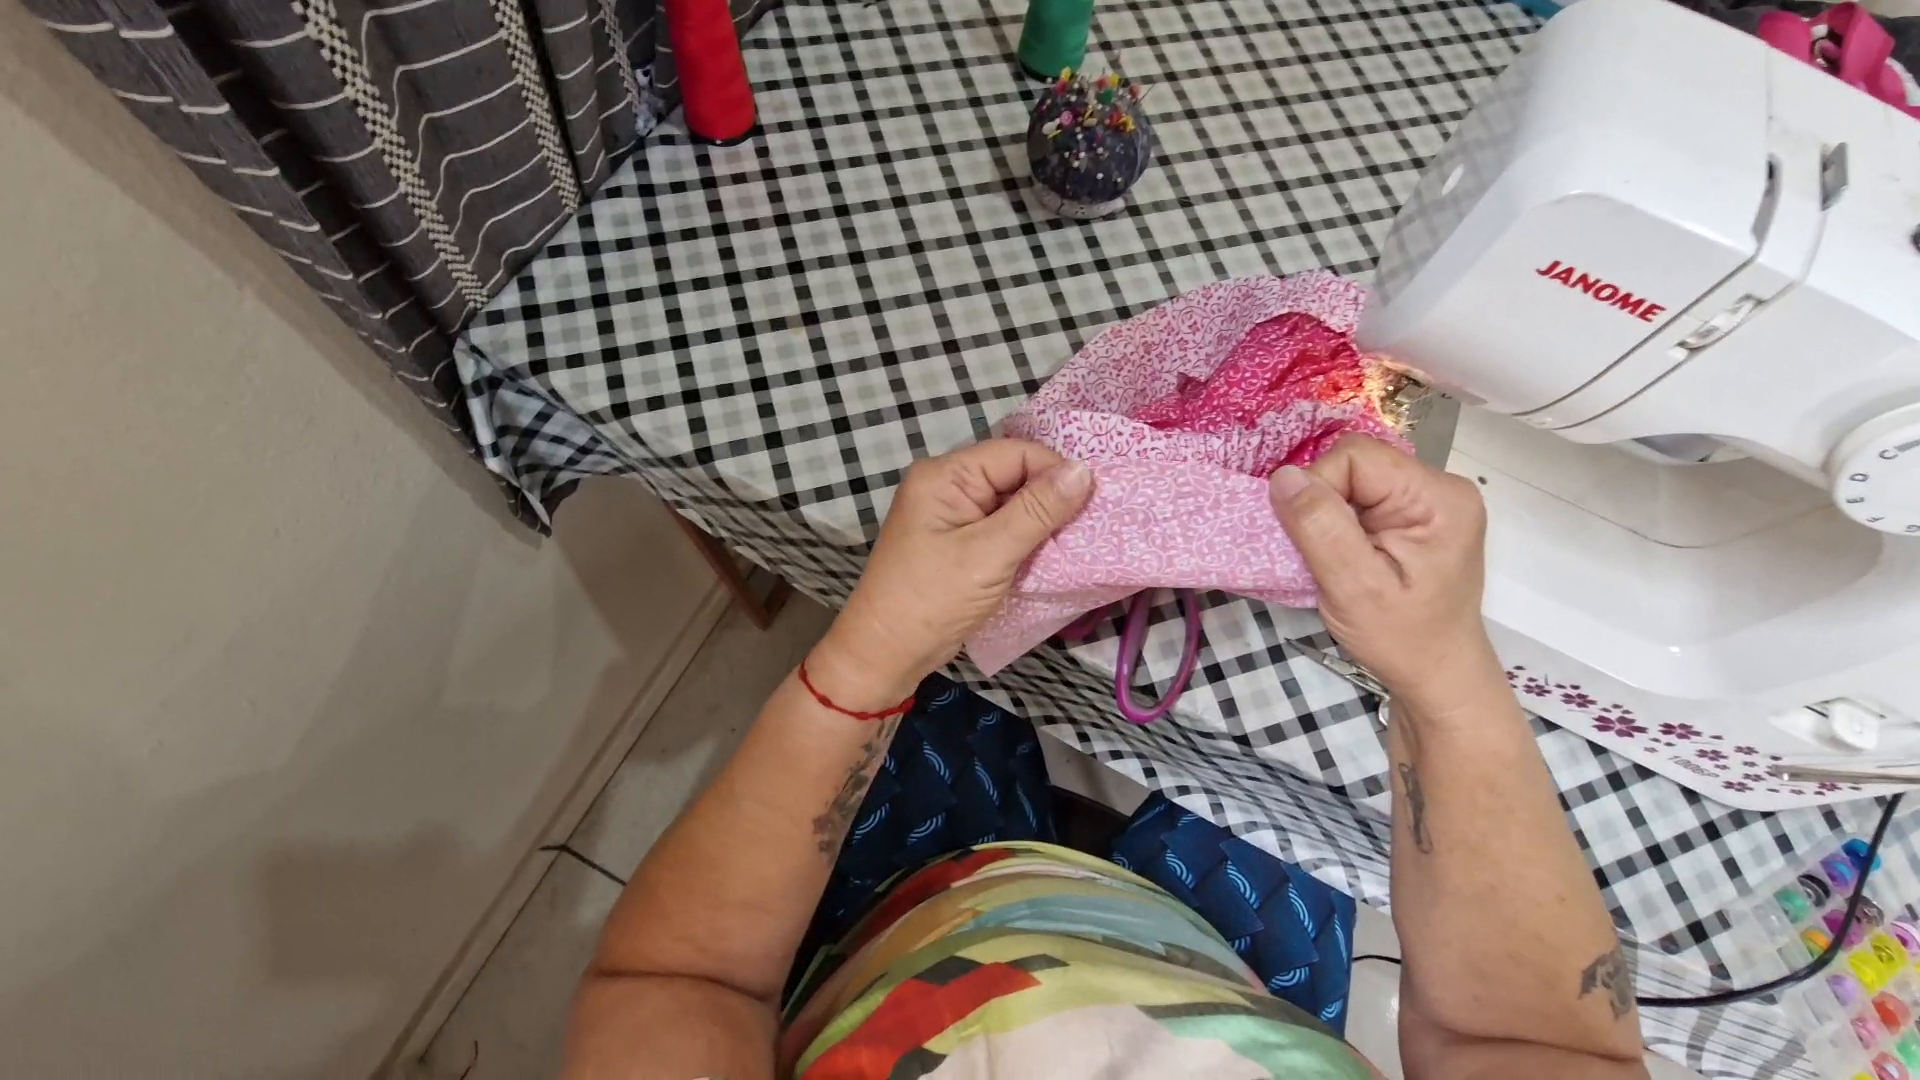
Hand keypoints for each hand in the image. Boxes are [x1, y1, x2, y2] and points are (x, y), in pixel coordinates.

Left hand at [810, 439, 1092, 707]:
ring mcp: (951, 515)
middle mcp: (946, 485)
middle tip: (1091, 523)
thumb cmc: (931, 600)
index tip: (1094, 502)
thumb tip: (1083, 471)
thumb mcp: (989, 554)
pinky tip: (1050, 554)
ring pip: (1011, 503)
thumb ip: (1037, 511)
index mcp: (945, 475)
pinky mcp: (958, 543)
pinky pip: (1001, 528)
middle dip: (1052, 497)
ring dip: (1042, 521)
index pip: (1016, 453)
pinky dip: (1026, 539)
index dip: (1056, 471)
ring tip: (1076, 540)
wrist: (886, 654)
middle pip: (1015, 474)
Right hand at [1268, 433, 1494, 709]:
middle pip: (1353, 464)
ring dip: (1328, 515)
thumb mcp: (1352, 586)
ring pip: (1352, 481)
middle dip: (1322, 503)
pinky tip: (1343, 553)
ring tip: (1333, 555)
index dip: (1318, 487)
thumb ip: (1319, 527)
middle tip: (1322, 552)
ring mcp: (1428, 501)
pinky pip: (1360, 498)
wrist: (1437, 674)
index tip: (1313, 538)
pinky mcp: (1413, 516)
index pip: (1355, 456)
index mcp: (1438, 497)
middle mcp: (1440, 487)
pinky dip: (1338, 522)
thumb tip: (1282, 476)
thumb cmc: (1400, 638)